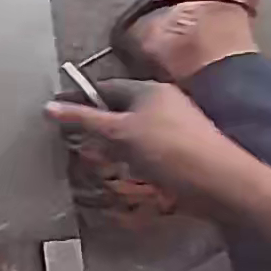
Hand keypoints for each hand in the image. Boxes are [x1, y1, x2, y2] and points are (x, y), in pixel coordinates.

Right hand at [43, 80, 255, 208]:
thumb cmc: (167, 150)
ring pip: (129, 128)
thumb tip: (47, 106)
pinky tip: (120, 167)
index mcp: (148, 90)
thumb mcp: (118, 132)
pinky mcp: (180, 147)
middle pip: (115, 107)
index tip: (55, 112)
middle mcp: (162, 101)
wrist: (222, 183)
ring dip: (108, 142)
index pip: (102, 87)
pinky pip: (143, 144)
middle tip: (70, 138)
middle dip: (92, 123)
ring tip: (92, 157)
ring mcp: (173, 124)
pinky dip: (126, 153)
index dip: (78, 98)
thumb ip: (83, 119)